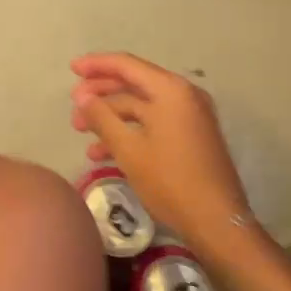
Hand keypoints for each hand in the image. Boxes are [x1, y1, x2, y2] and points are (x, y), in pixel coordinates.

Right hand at [70, 52, 251, 242]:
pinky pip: (153, 123)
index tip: (71, 69)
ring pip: (141, 106)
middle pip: (133, 83)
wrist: (219, 225)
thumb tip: (81, 96)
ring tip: (82, 132)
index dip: (96, 65)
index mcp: (171, 89)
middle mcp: (183, 95)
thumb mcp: (129, 149)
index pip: (126, 65)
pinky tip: (103, 152)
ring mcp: (190, 116)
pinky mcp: (191, 136)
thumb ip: (102, 117)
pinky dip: (130, 131)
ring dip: (111, 116)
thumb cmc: (172, 182)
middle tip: (74, 105)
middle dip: (101, 94)